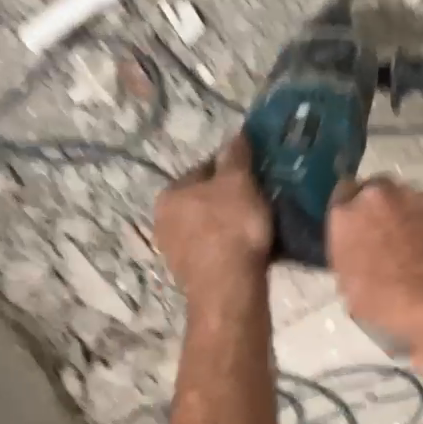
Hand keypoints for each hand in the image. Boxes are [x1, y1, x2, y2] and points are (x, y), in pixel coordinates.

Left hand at [154, 136, 272, 296]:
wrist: (229, 288)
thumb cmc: (231, 227)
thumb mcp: (238, 182)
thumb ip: (236, 157)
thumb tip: (236, 135)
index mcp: (169, 193)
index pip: (204, 170)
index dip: (232, 169)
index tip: (255, 176)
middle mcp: (163, 221)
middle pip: (204, 201)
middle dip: (229, 200)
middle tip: (259, 203)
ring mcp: (175, 252)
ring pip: (209, 228)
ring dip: (229, 226)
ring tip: (258, 228)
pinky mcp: (191, 277)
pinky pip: (215, 252)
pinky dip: (230, 248)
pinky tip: (249, 251)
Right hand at [326, 179, 422, 358]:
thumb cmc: (391, 305)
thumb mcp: (351, 289)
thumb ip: (349, 257)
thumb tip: (358, 253)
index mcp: (345, 216)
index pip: (341, 197)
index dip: (353, 213)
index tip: (360, 227)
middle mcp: (376, 195)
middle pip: (375, 191)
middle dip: (381, 209)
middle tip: (390, 236)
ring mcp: (413, 194)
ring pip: (406, 196)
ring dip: (409, 212)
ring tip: (420, 242)